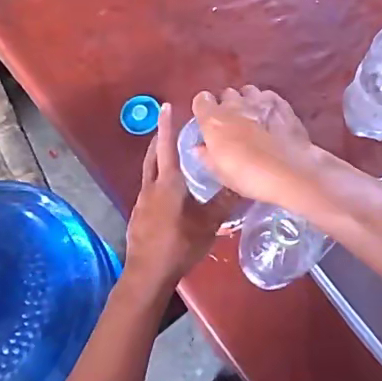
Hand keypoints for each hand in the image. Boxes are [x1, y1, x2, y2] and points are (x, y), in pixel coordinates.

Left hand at [124, 102, 237, 295]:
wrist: (147, 274)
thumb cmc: (179, 244)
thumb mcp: (208, 223)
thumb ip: (224, 201)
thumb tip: (243, 181)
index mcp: (168, 182)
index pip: (167, 146)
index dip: (167, 125)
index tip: (166, 106)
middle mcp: (151, 186)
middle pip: (153, 155)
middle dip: (161, 139)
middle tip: (171, 128)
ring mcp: (141, 201)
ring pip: (149, 172)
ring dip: (159, 159)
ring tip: (173, 156)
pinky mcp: (138, 215)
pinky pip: (149, 189)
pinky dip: (157, 180)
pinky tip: (169, 192)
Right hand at [189, 86, 324, 207]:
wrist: (287, 172)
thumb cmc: (247, 176)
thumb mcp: (220, 173)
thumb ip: (207, 156)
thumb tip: (200, 148)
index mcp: (214, 119)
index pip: (201, 100)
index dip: (204, 109)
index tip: (207, 121)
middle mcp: (234, 104)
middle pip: (226, 94)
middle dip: (228, 105)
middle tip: (232, 125)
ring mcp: (259, 101)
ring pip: (248, 91)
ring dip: (248, 102)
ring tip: (253, 119)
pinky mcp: (282, 104)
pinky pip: (269, 97)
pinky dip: (268, 104)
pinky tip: (272, 119)